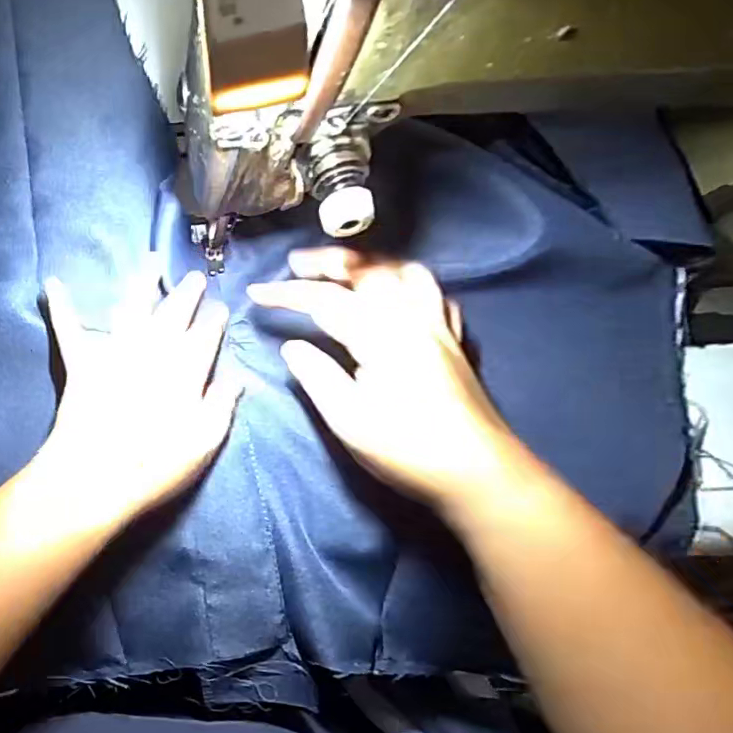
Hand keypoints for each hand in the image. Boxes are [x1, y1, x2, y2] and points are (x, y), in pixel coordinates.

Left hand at [33, 271, 242, 526]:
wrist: (95, 476)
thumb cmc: (156, 464)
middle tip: (195, 277)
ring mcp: (115, 351)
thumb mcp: (205, 441)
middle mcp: (153, 349)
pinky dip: (61, 305)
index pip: (206, 334)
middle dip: (187, 292)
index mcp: (187, 368)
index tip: (221, 307)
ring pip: (131, 307)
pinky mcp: (82, 362)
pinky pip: (69, 328)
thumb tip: (238, 377)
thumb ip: (222, 404)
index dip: (214, 319)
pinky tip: (53, 283)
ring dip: (142, 283)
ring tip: (150, 262)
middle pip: (173, 312)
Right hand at [248, 247, 523, 511]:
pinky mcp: (455, 341)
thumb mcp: (347, 418)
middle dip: (328, 261)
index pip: (325, 301)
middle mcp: (411, 317)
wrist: (476, 471)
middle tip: (296, 262)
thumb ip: (316, 375)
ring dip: (372, 263)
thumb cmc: (405, 448)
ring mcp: (438, 325)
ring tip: (348, 270)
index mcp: (379, 334)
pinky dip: (409, 284)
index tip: (256, 293)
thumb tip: (292, 346)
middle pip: (368, 271)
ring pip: (405, 272)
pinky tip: (400, 297)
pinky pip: (434, 295)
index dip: (287, 294)